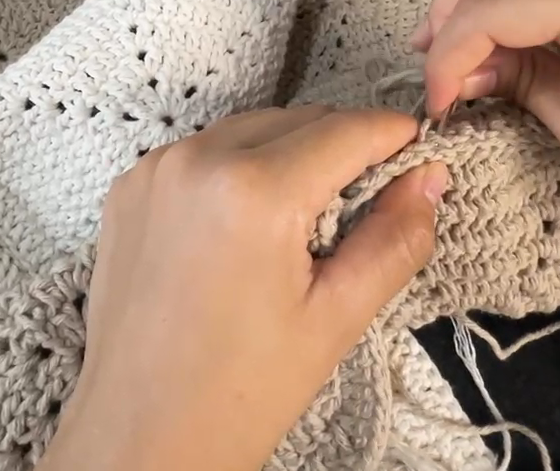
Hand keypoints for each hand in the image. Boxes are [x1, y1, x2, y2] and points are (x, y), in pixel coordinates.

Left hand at [39, 105, 447, 470]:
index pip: (345, 130)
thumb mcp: (335, 319)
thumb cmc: (240, 393)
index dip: (391, 134)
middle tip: (366, 193)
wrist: (135, 440)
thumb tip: (430, 176)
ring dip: (289, 151)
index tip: (418, 148)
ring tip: (303, 213)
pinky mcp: (130, 183)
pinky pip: (204, 150)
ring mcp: (156, 167)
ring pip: (251, 128)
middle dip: (342, 145)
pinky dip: (236, 166)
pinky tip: (243, 220)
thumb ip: (394, 239)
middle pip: (299, 120)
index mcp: (255, 192)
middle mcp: (199, 159)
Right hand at [414, 0, 559, 239]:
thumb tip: (465, 68)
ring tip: (458, 62)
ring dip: (478, 4)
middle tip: (432, 66)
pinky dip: (513, 9)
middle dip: (451, 9)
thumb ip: (522, 84)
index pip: (495, 7)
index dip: (450, 52)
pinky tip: (501, 50)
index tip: (437, 105)